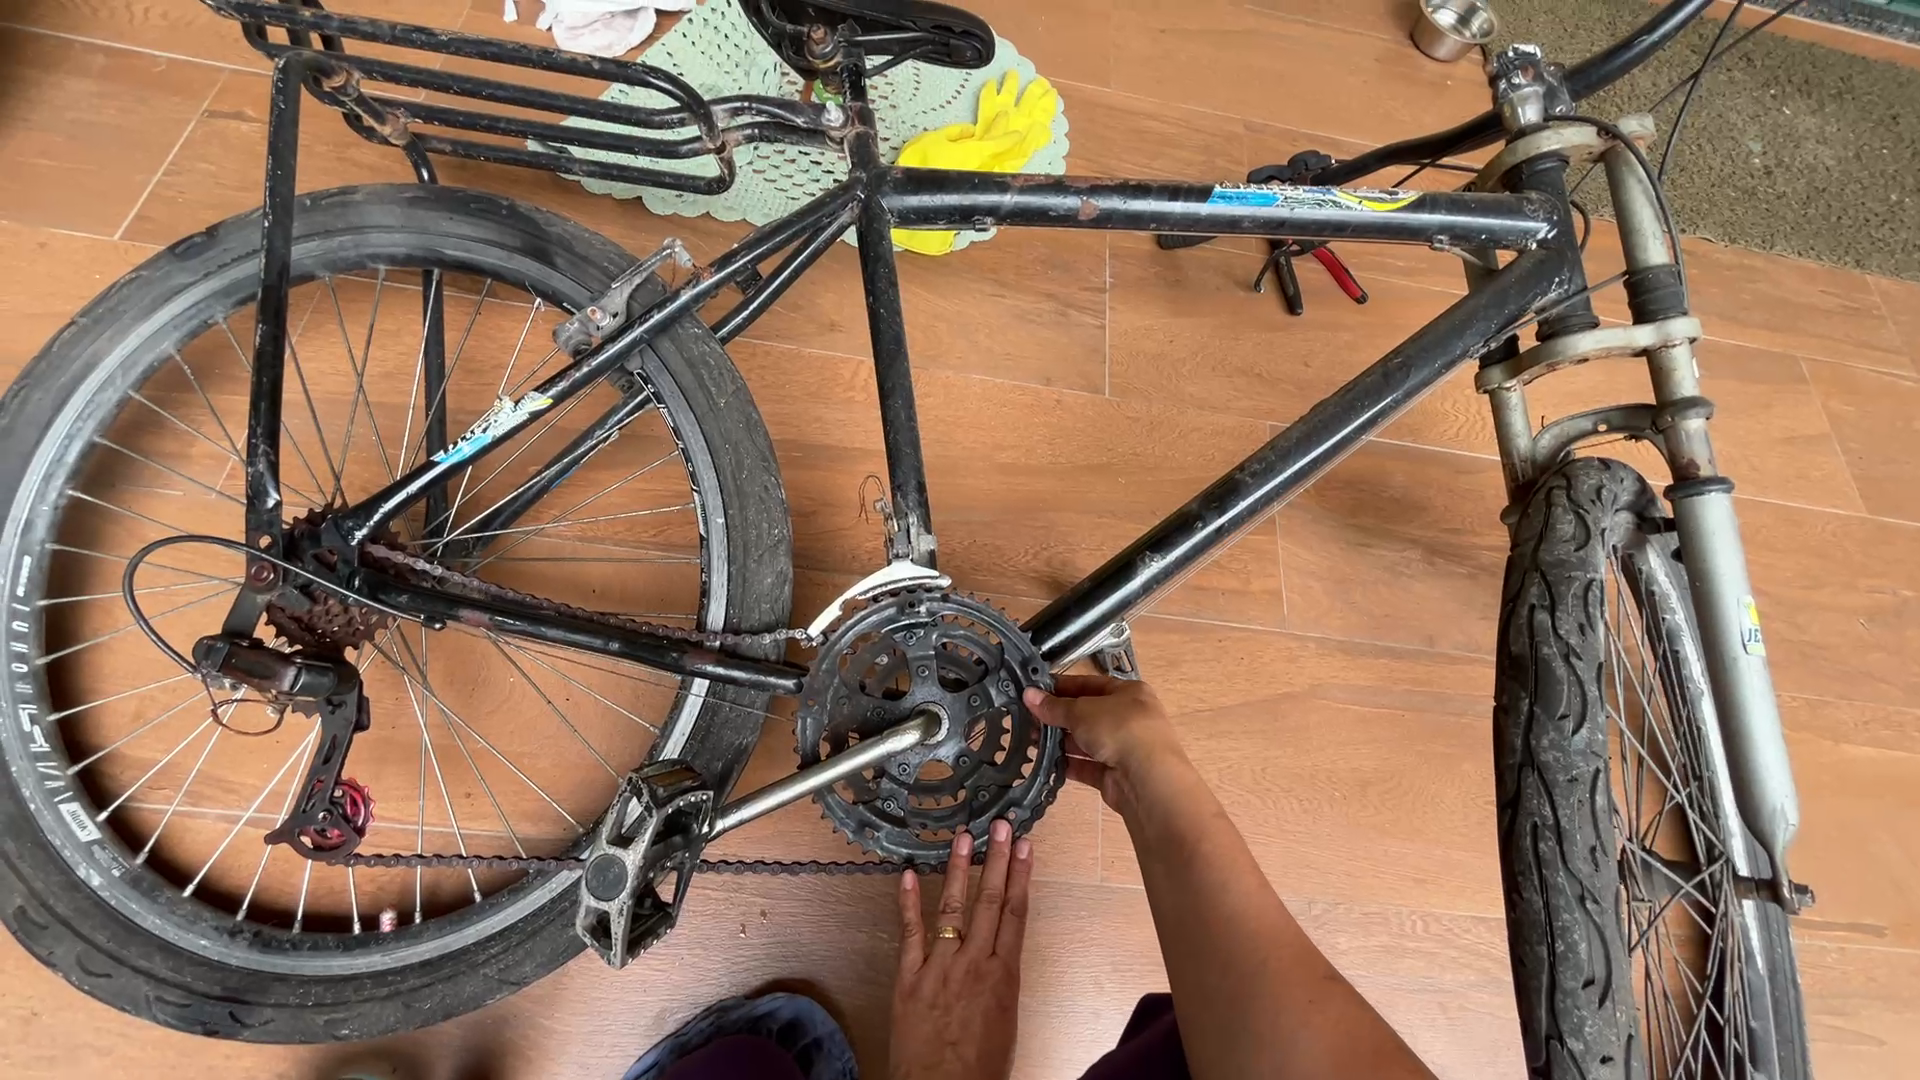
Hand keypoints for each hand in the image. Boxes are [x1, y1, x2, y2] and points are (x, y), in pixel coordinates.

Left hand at [889, 818, 1032, 1079]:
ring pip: (953, 908)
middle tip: (1000, 826)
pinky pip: (910, 933)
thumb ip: (1002, 980)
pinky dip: (908, 902)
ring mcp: (940, 966)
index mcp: (1004, 976)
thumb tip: (1001, 949)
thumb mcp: (1006, 1021)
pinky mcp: (909, 977)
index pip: (1015, 914)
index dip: (1021, 876)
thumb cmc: (981, 1070)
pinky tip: (909, 874)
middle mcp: (974, 963)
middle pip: (989, 902)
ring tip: (965, 837)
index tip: (1025, 846)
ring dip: (960, 870)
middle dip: (997, 860)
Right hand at [1022, 675, 1186, 813]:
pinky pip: (1086, 765)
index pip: (1090, 684)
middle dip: (1058, 716)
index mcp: (1129, 693)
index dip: (1062, 686)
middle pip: (1086, 713)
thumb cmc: (1121, 729)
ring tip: (1029, 739)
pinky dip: (1067, 763)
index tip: (1035, 690)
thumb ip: (1054, 706)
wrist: (1149, 780)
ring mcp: (1123, 748)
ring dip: (1059, 740)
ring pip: (1085, 741)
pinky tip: (1044, 761)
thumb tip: (1029, 695)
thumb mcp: (1082, 711)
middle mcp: (1128, 718)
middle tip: (1027, 717)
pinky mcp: (1114, 774)